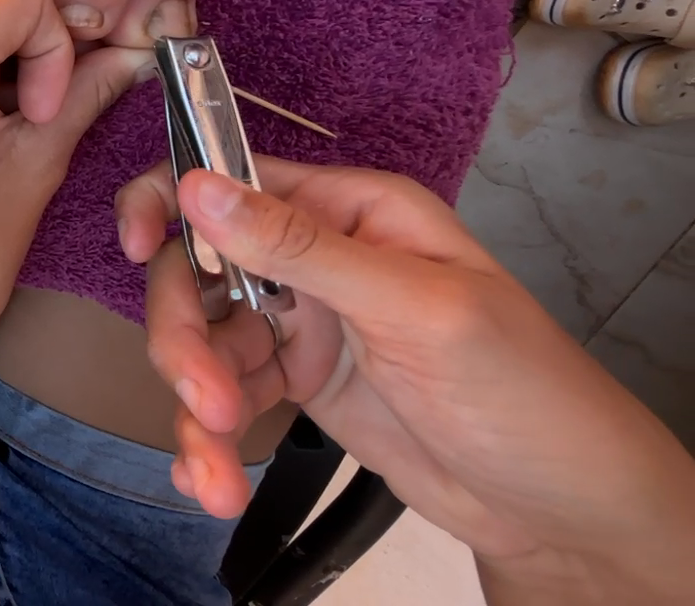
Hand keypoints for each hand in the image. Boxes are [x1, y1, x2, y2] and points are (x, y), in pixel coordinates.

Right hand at [116, 157, 694, 599]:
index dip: (166, 203)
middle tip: (203, 398)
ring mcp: (288, 317)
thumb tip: (195, 186)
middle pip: (193, 270)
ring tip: (214, 466)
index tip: (135, 247)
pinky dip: (202, 436)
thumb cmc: (527, 397)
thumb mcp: (418, 311)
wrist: (571, 524)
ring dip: (193, 399)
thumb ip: (301, 248)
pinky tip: (208, 478)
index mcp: (342, 212)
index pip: (225, 181)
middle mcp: (304, 254)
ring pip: (196, 335)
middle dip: (185, 337)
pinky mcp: (281, 376)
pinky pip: (214, 388)